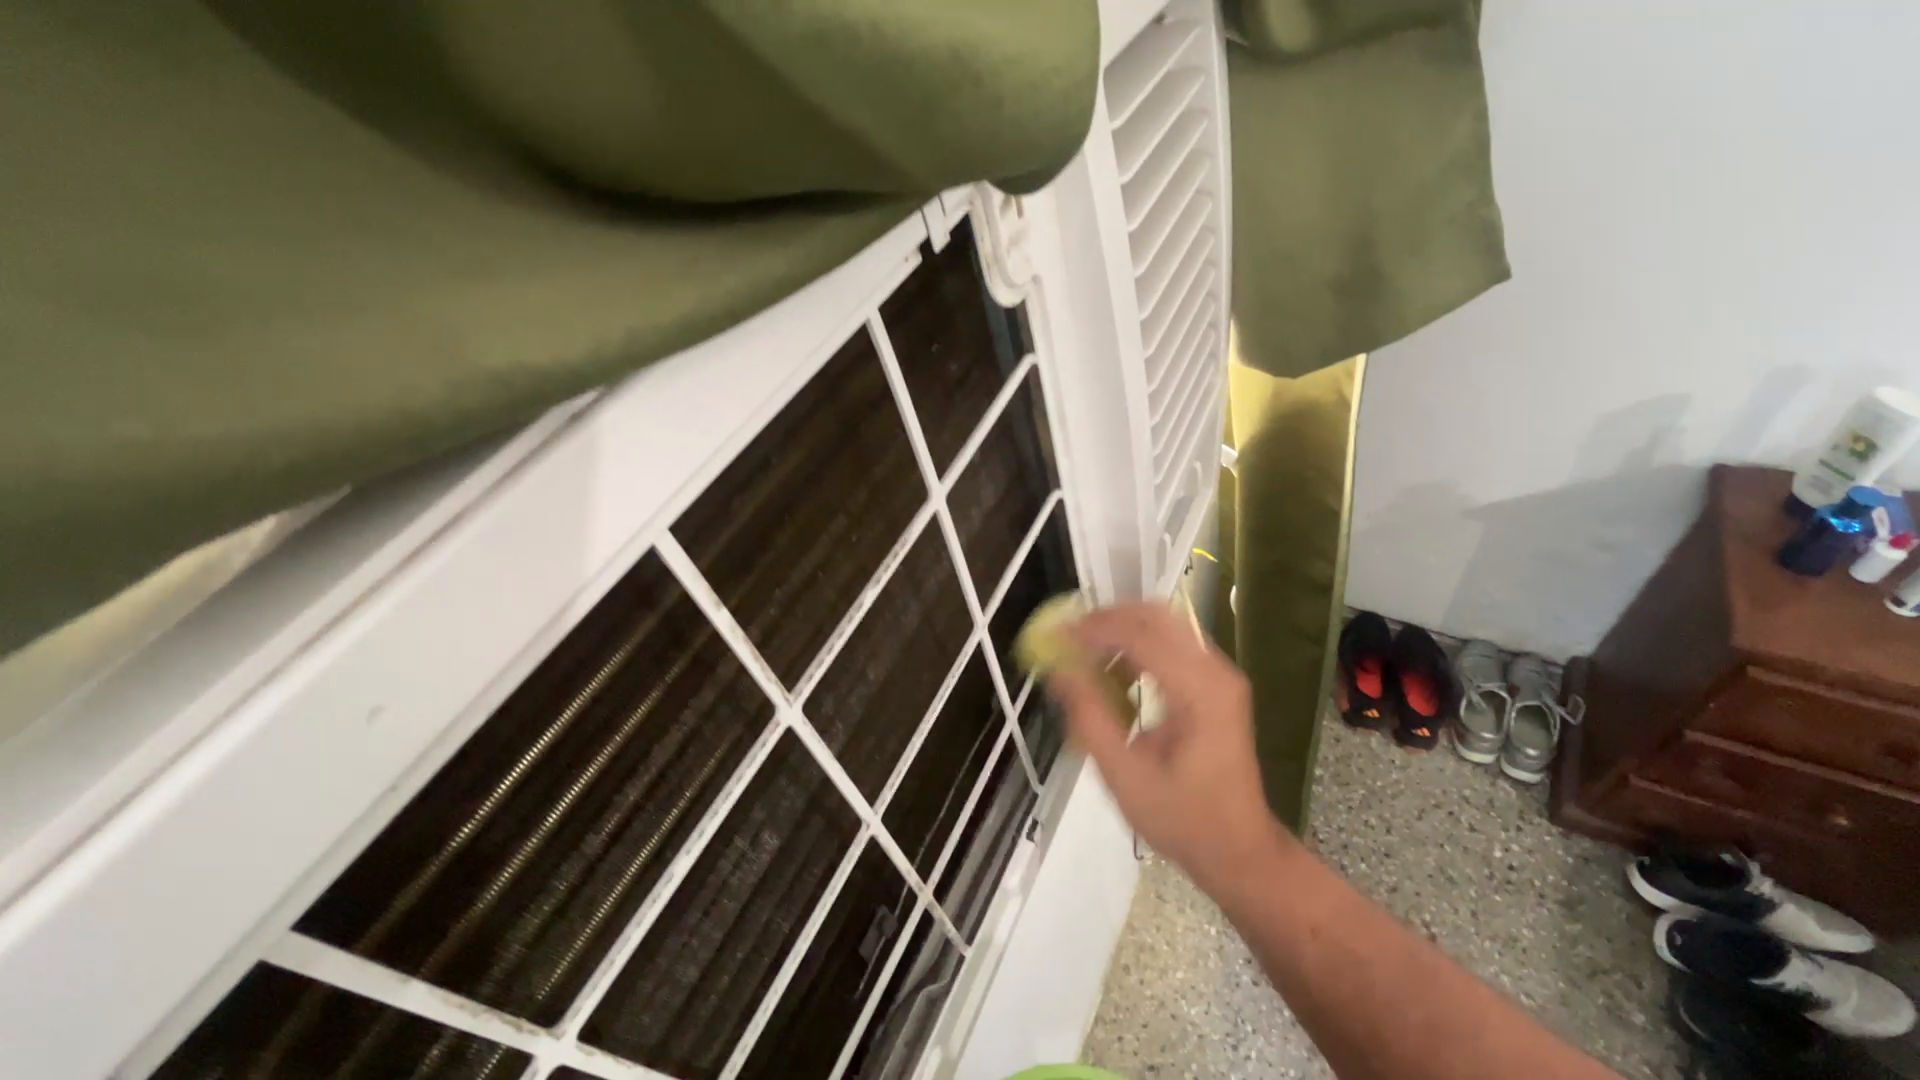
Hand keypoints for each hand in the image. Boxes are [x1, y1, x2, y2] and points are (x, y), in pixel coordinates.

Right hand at [1047, 603, 1294, 890]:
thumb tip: (1058, 671)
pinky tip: (1115, 676)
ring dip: (1122, 632)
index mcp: (1199, 692)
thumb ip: (1090, 718)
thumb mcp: (1125, 775)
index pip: (1140, 636)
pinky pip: (1174, 647)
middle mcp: (1216, 672)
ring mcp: (1221, 676)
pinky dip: (1139, 648)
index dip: (1093, 630)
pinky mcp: (1217, 686)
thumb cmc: (1182, 819)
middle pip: (1157, 615)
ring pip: (1165, 626)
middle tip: (1067, 636)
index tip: (1053, 636)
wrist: (1238, 849)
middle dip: (1107, 619)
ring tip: (1084, 658)